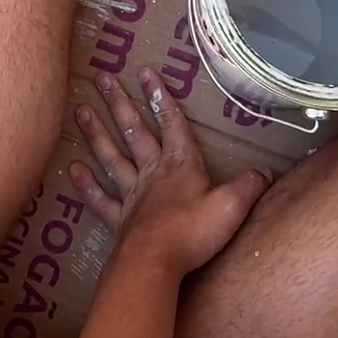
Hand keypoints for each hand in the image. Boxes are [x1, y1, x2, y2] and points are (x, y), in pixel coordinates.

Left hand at [70, 68, 272, 276]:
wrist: (155, 266)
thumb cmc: (193, 233)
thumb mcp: (232, 206)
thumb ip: (249, 186)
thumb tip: (265, 171)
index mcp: (180, 164)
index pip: (171, 122)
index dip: (161, 96)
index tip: (145, 71)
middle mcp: (153, 173)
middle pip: (134, 131)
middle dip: (120, 103)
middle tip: (103, 78)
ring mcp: (132, 196)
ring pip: (112, 157)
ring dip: (97, 133)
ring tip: (80, 109)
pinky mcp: (120, 221)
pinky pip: (100, 199)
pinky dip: (86, 184)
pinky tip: (72, 169)